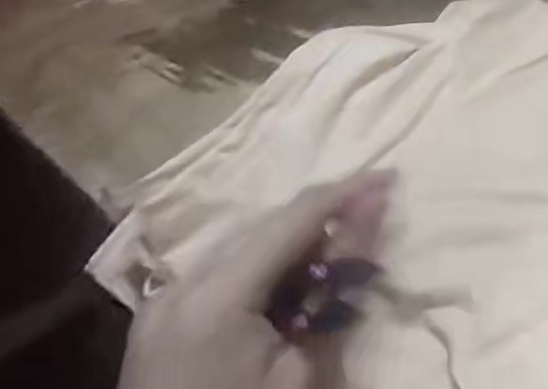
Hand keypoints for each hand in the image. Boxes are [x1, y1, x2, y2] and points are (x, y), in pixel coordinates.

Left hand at [119, 171, 393, 388]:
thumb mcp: (307, 368)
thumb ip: (338, 279)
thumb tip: (373, 206)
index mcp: (214, 298)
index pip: (293, 219)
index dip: (346, 192)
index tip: (389, 178)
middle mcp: (179, 284)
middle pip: (266, 225)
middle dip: (320, 220)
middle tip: (370, 223)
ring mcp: (162, 302)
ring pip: (244, 241)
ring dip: (292, 242)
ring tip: (333, 262)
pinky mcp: (158, 320)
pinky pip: (223, 269)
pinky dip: (263, 267)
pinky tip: (290, 287)